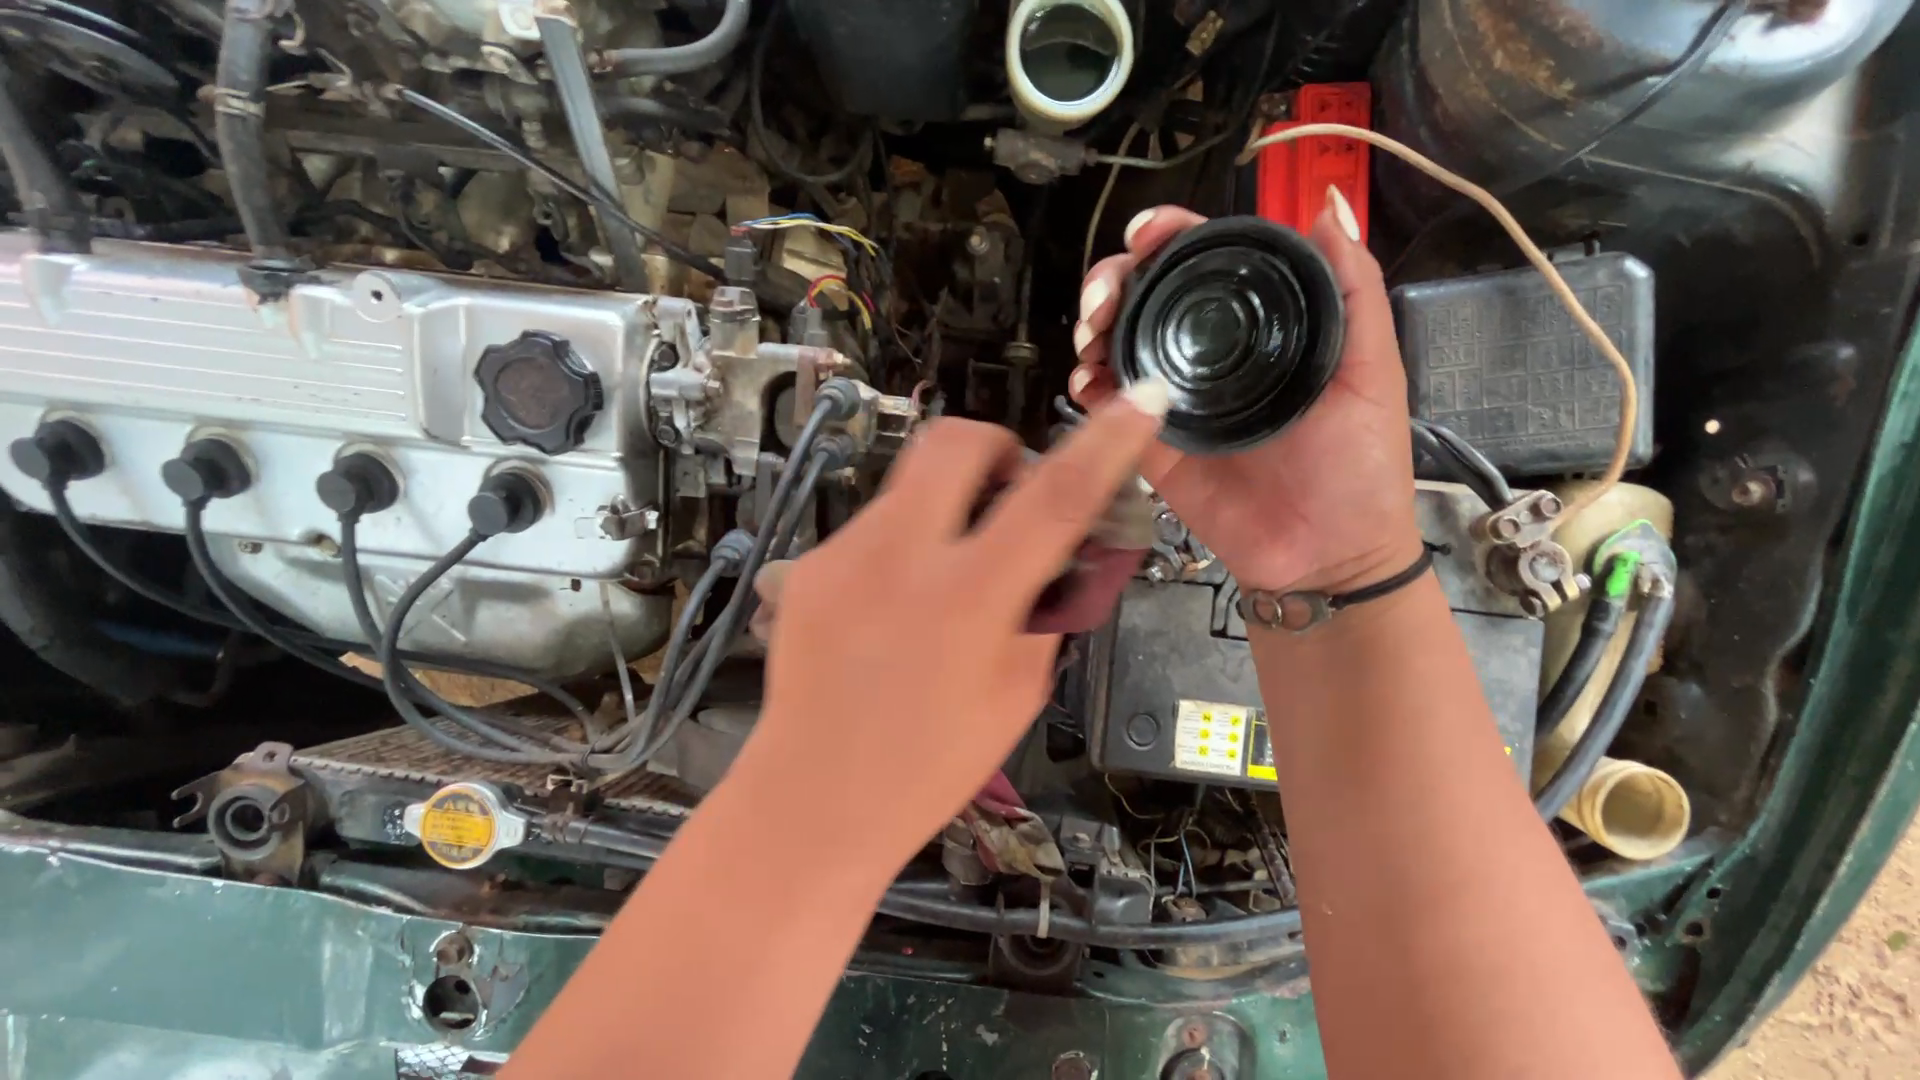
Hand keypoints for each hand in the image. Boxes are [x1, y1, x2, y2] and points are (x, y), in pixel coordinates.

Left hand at [726, 389, 1166, 865]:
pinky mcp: (810, 565)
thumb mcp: (1016, 694)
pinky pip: (875, 526)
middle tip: (1011, 495)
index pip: (1053, 499)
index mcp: (967, 601)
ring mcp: (843, 556)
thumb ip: (1046, 610)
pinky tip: (897, 604)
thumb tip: (1067, 552)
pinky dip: (906, 544)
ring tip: (948, 575)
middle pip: (956, 441)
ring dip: (948, 506)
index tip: (1137, 404)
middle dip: (998, 447)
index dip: (1104, 445)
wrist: (813, 799)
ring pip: (912, 485)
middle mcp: (898, 560)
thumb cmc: (928, 766)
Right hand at [1070, 198, 1420, 591]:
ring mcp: (1176, 399)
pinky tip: (1087, 382)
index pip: (1206, 264)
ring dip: (1093, 327)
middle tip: (1102, 297)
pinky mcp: (1152, 444)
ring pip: (1118, 344)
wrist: (1327, 555)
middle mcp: (1212, 355)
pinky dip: (1088, 385)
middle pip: (1148, 298)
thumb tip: (1328, 204)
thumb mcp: (1372, 372)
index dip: (1170, 237)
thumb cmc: (1359, 465)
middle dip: (1114, 281)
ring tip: (1090, 334)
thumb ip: (1353, 292)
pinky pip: (1108, 407)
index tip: (1145, 233)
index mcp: (1261, 327)